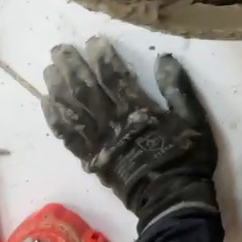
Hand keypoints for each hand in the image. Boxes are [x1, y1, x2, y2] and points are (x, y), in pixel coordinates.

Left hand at [41, 38, 218, 228]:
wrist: (172, 199)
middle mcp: (112, 124)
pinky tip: (47, 103)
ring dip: (58, 88)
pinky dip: (55, 119)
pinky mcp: (91, 159)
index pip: (115, 77)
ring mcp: (98, 142)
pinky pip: (67, 137)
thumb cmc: (187, 157)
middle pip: (86, 90)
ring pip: (72, 110)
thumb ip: (179, 89)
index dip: (103, 58)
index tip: (93, 41)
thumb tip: (163, 59)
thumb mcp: (194, 119)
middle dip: (72, 67)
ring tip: (49, 70)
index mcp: (138, 111)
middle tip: (59, 49)